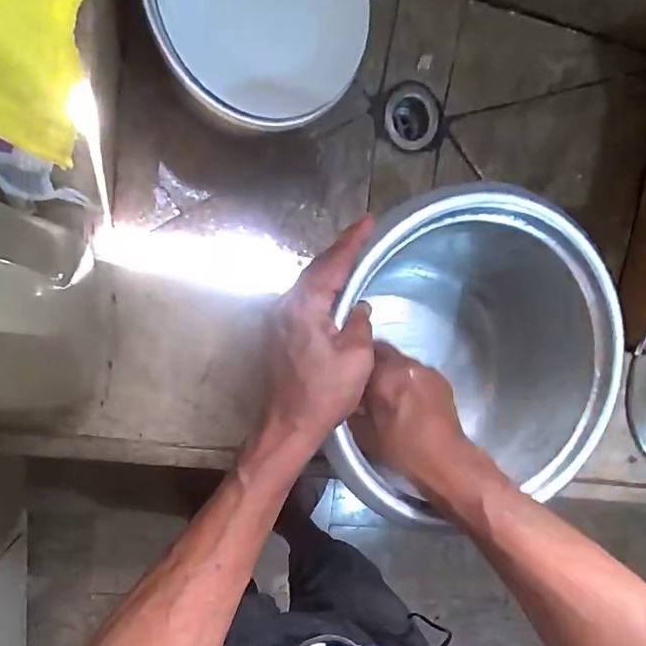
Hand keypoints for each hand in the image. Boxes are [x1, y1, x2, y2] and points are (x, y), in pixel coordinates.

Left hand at [261, 218, 376, 446]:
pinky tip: (332, 293)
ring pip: (307, 286)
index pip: (332, 264)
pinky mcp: (277, 335)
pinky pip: (302, 302)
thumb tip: (358, 308)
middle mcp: (285, 306)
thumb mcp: (356, 357)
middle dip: (339, 253)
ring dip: (329, 272)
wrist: (288, 423)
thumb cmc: (324, 394)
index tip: (368, 222)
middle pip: (315, 271)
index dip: (352, 242)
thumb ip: (358, 323)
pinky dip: (320, 292)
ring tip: (351, 260)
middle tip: (362, 237)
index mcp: (304, 306)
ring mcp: (277, 321)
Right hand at [352, 343, 489, 495]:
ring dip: (393, 373)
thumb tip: (350, 399)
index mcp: (384, 374)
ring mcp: (427, 370)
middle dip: (374, 364)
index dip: (355, 362)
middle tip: (367, 385)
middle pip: (384, 352)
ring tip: (389, 394)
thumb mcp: (363, 433)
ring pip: (402, 362)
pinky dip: (410, 381)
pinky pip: (418, 373)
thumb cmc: (400, 448)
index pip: (363, 352)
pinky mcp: (441, 380)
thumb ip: (352, 409)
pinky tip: (409, 401)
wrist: (443, 458)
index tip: (350, 376)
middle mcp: (406, 364)